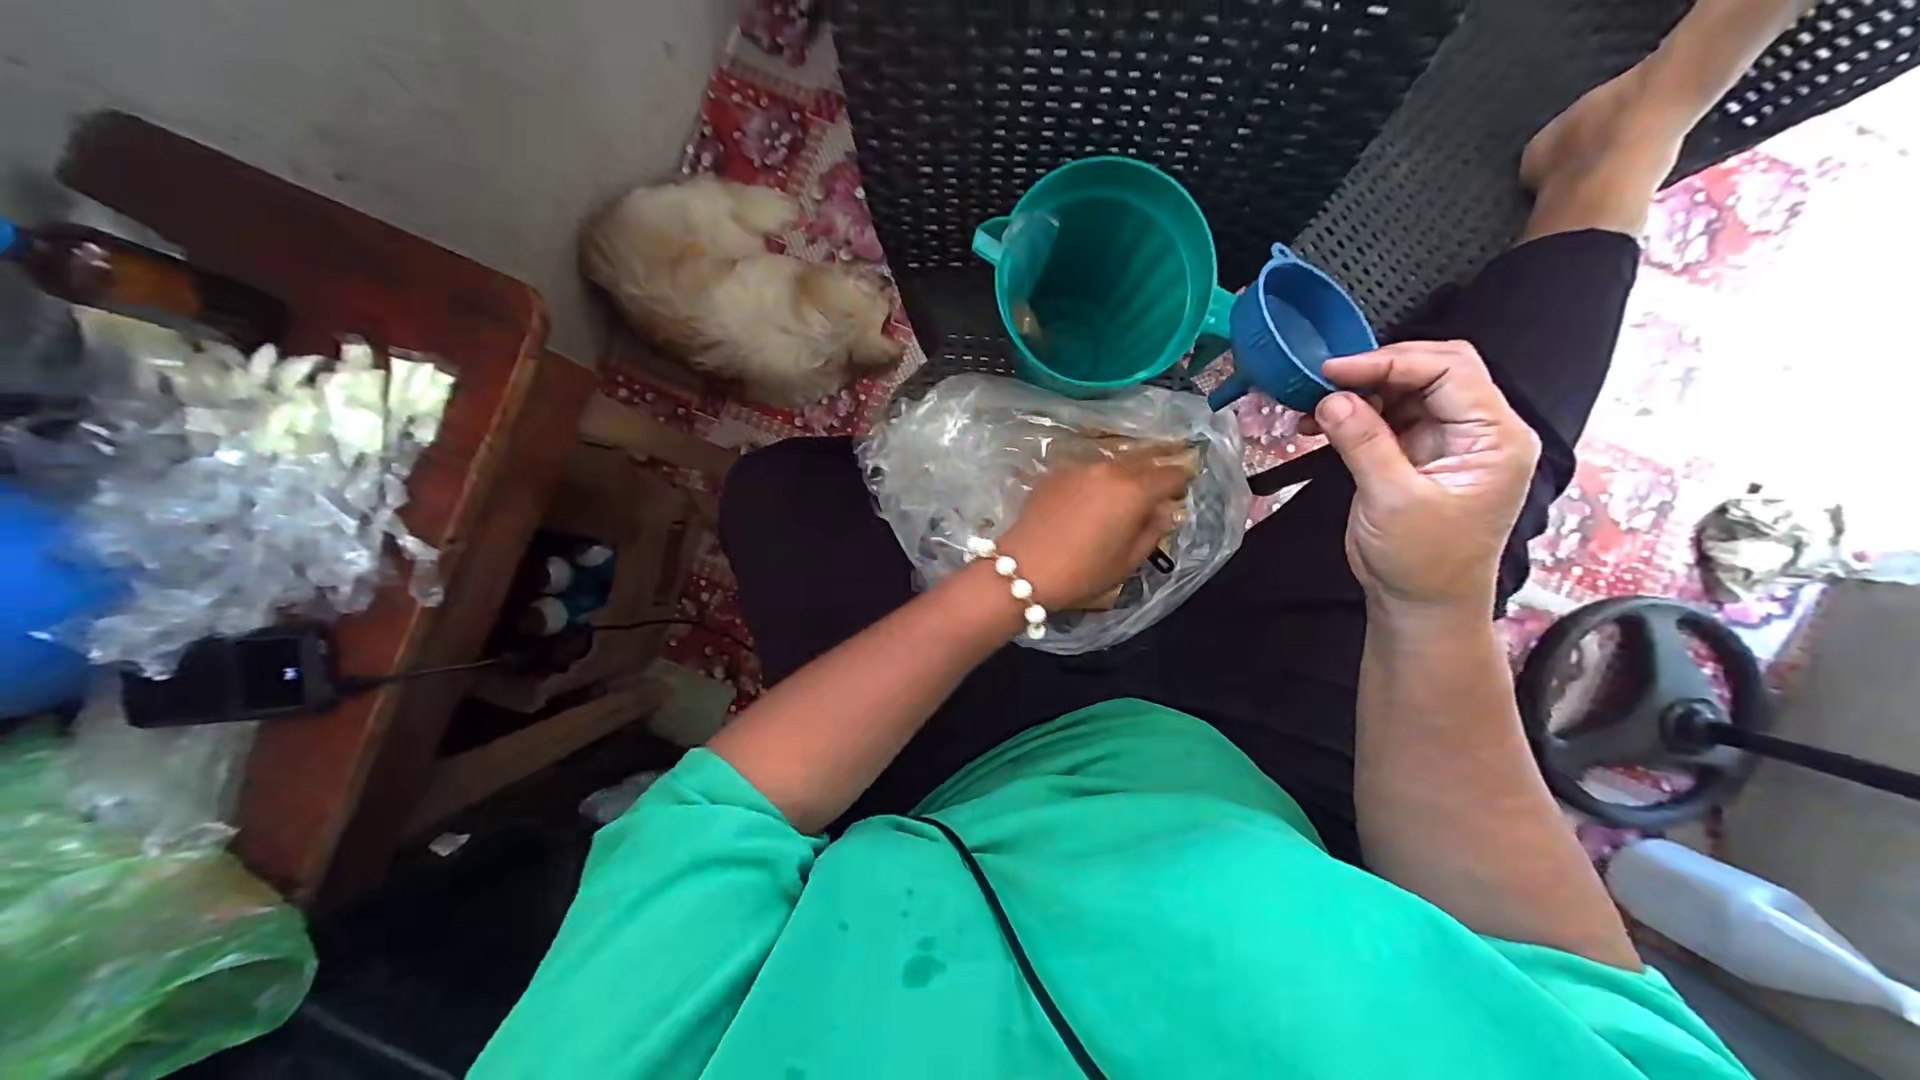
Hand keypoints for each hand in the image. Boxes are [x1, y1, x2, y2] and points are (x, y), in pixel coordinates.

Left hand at [997, 458, 1191, 609]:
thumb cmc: (1083, 572)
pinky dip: (1099, 478)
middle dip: (1157, 471)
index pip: (1171, 474)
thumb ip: (1153, 531)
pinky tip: (1094, 496)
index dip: (1182, 480)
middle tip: (1161, 486)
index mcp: (1134, 490)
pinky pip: (1088, 469)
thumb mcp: (1128, 561)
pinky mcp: (1055, 473)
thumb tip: (1163, 512)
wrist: (1024, 568)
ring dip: (1127, 472)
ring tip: (1126, 491)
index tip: (1183, 489)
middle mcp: (1109, 469)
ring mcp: (1079, 467)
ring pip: (1114, 462)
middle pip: (1144, 460)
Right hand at [1302, 341, 1540, 612]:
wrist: (1420, 602)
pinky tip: (1320, 422)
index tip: (1335, 370)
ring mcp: (1444, 441)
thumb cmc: (1424, 563)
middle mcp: (1476, 431)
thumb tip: (1332, 398)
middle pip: (1430, 371)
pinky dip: (1351, 415)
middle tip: (1324, 380)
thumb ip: (1364, 442)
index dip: (1389, 362)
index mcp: (1494, 437)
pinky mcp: (1413, 454)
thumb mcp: (1393, 500)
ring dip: (1358, 393)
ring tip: (1314, 405)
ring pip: (1403, 391)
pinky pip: (1384, 418)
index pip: (1449, 371)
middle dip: (1375, 371)